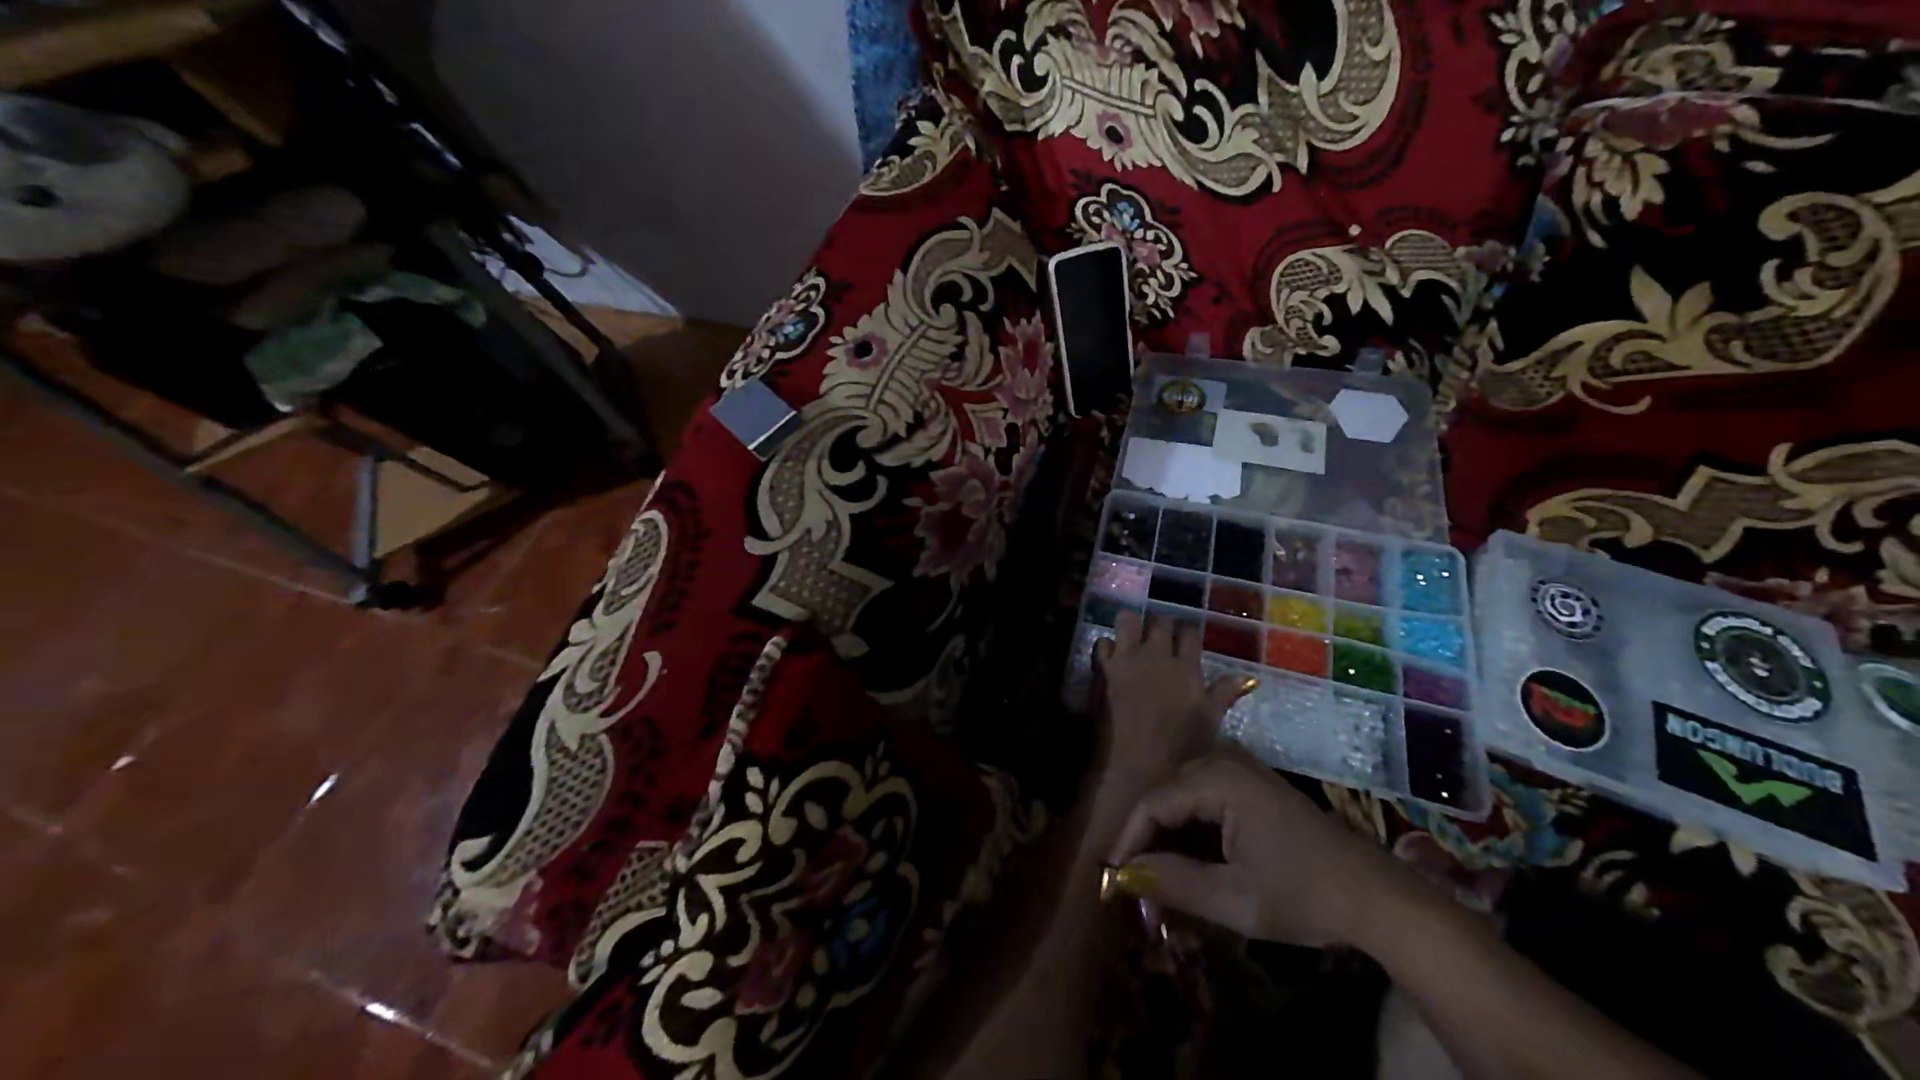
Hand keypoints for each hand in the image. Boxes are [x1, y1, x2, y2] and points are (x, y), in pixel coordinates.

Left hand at [1093, 612, 1255, 798]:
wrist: (1133, 761)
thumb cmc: (1177, 747)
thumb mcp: (1209, 722)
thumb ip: (1225, 694)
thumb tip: (1249, 676)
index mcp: (1186, 667)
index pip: (1190, 631)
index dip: (1188, 631)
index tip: (1185, 637)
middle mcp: (1157, 655)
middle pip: (1160, 621)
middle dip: (1160, 625)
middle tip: (1159, 638)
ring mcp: (1127, 658)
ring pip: (1128, 620)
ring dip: (1130, 626)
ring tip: (1131, 638)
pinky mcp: (1102, 667)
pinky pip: (1102, 642)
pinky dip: (1106, 647)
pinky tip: (1110, 658)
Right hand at [1106, 751, 1407, 947]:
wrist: (1377, 898)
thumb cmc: (1305, 896)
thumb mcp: (1235, 899)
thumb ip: (1174, 882)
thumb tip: (1123, 875)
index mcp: (1218, 779)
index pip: (1153, 804)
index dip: (1128, 841)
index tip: (1113, 879)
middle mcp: (1223, 762)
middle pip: (1165, 798)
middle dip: (1148, 844)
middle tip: (1139, 889)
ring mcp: (1240, 771)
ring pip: (1182, 802)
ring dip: (1169, 842)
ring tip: (1161, 885)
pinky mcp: (1251, 787)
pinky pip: (1204, 804)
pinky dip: (1192, 836)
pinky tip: (1189, 869)